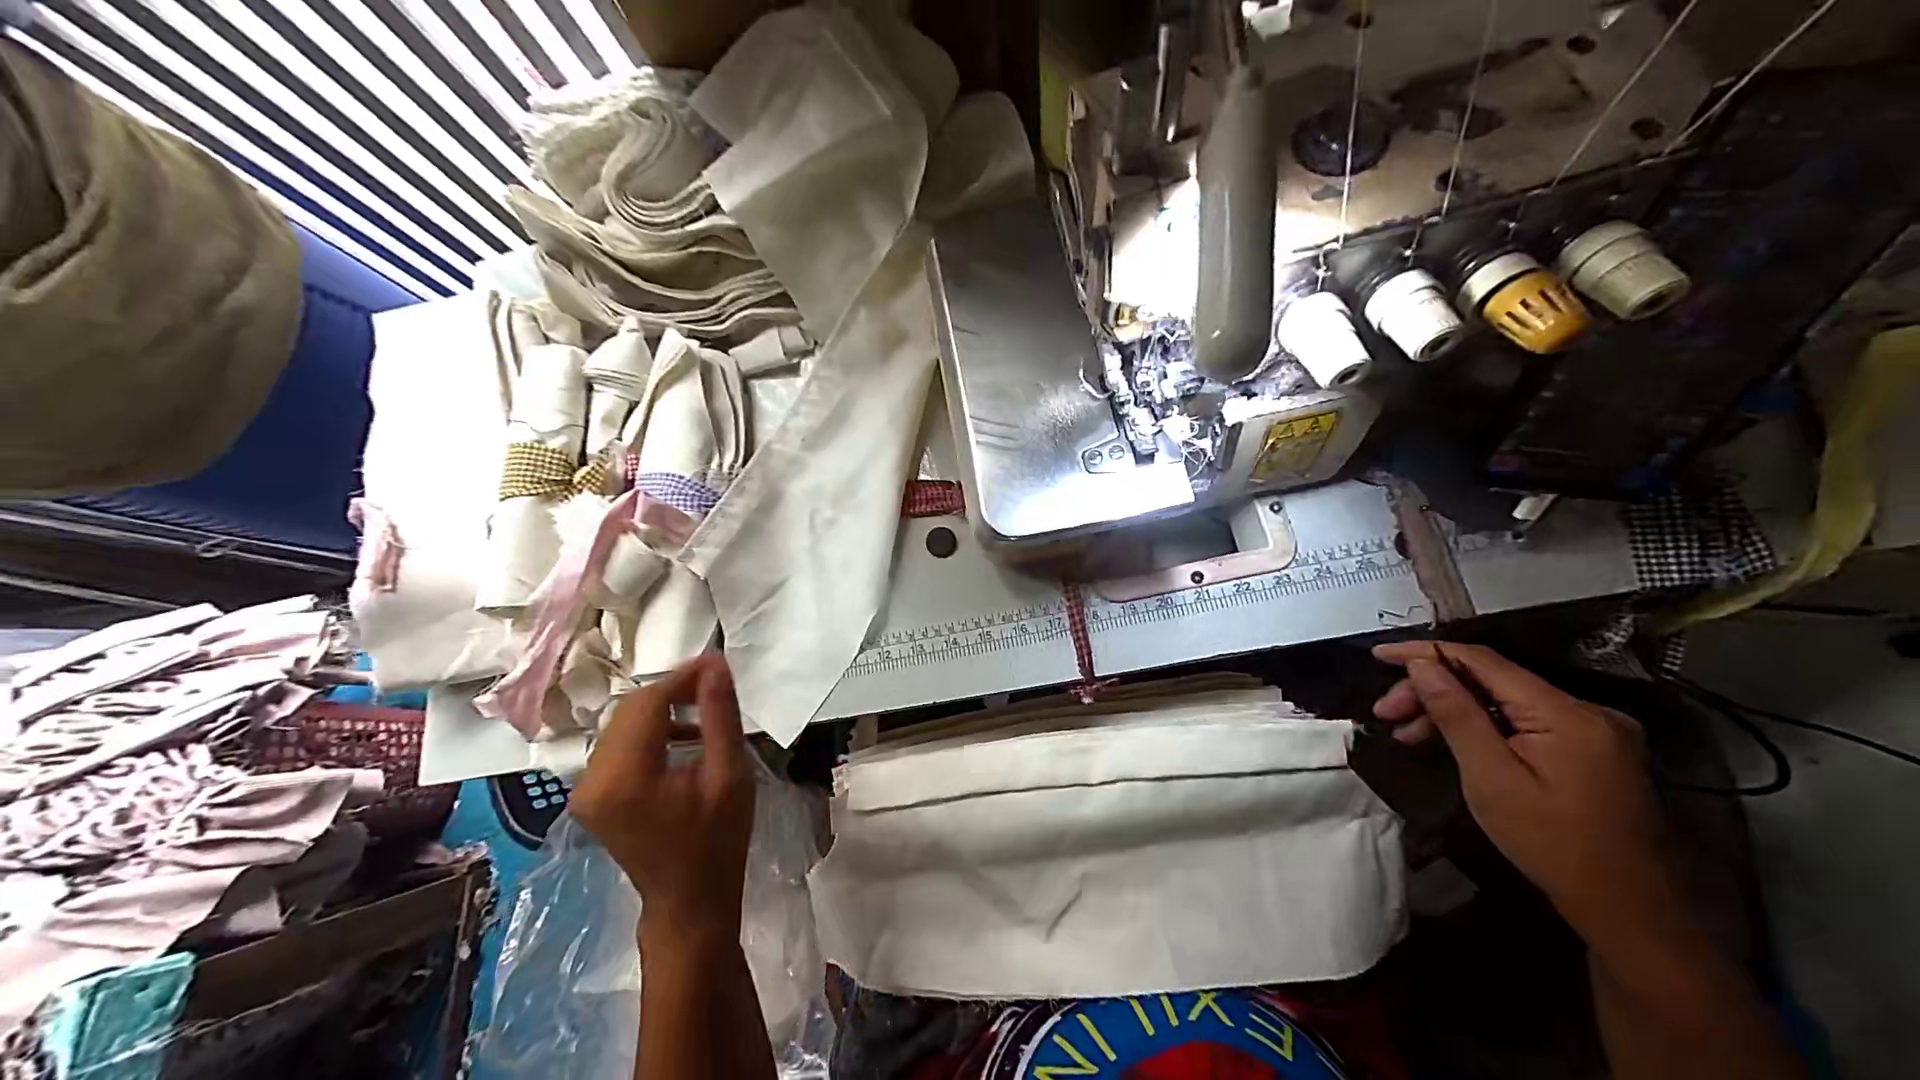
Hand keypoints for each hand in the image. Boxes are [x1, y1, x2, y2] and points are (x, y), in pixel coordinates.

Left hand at [571, 652, 754, 943]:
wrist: (689, 903)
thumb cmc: (717, 842)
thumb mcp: (730, 776)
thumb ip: (719, 716)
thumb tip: (715, 665)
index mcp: (624, 778)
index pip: (647, 704)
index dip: (682, 678)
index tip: (717, 663)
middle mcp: (592, 780)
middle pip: (629, 710)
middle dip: (672, 691)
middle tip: (714, 684)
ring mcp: (586, 790)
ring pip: (622, 724)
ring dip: (662, 710)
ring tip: (704, 711)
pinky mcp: (592, 796)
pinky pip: (619, 745)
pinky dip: (649, 732)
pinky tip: (682, 737)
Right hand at [1370, 642, 1673, 933]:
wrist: (1627, 909)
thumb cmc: (1552, 844)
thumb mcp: (1490, 778)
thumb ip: (1455, 714)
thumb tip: (1423, 665)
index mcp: (1566, 714)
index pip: (1483, 661)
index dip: (1426, 652)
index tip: (1379, 654)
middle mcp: (1585, 710)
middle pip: (1491, 681)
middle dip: (1432, 690)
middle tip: (1387, 713)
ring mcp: (1592, 730)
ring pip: (1503, 701)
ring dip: (1451, 710)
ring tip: (1406, 733)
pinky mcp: (1590, 749)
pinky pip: (1522, 721)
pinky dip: (1480, 726)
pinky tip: (1449, 741)